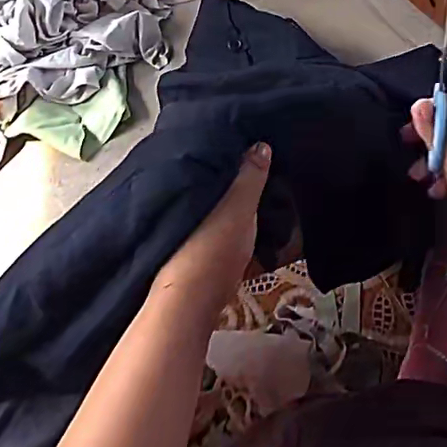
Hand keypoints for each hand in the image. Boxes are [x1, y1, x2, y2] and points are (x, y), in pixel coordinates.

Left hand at [158, 142, 269, 292]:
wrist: (190, 303)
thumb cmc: (213, 247)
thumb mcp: (238, 207)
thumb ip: (250, 177)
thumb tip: (260, 144)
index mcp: (192, 189)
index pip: (210, 163)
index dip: (230, 153)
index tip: (252, 144)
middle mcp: (184, 207)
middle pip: (211, 186)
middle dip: (231, 178)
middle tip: (262, 170)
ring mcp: (186, 232)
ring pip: (213, 208)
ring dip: (231, 203)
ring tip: (260, 196)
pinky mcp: (194, 253)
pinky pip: (216, 228)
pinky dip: (230, 225)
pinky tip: (246, 228)